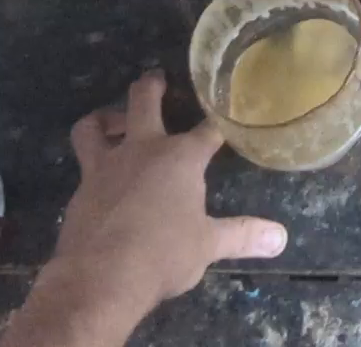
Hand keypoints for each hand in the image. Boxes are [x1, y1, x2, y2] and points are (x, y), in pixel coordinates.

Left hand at [3, 72, 286, 345]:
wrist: (98, 282)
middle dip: (152, 85)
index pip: (209, 128)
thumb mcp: (208, 245)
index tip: (228, 110)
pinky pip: (83, 167)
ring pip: (93, 126)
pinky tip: (103, 184)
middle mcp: (143, 150)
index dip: (220, 119)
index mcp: (181, 156)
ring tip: (115, 122)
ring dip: (104, 118)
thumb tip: (281, 239)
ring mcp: (105, 167)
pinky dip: (93, 167)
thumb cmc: (162, 254)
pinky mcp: (79, 192)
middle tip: (157, 78)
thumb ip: (243, 235)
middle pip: (144, 100)